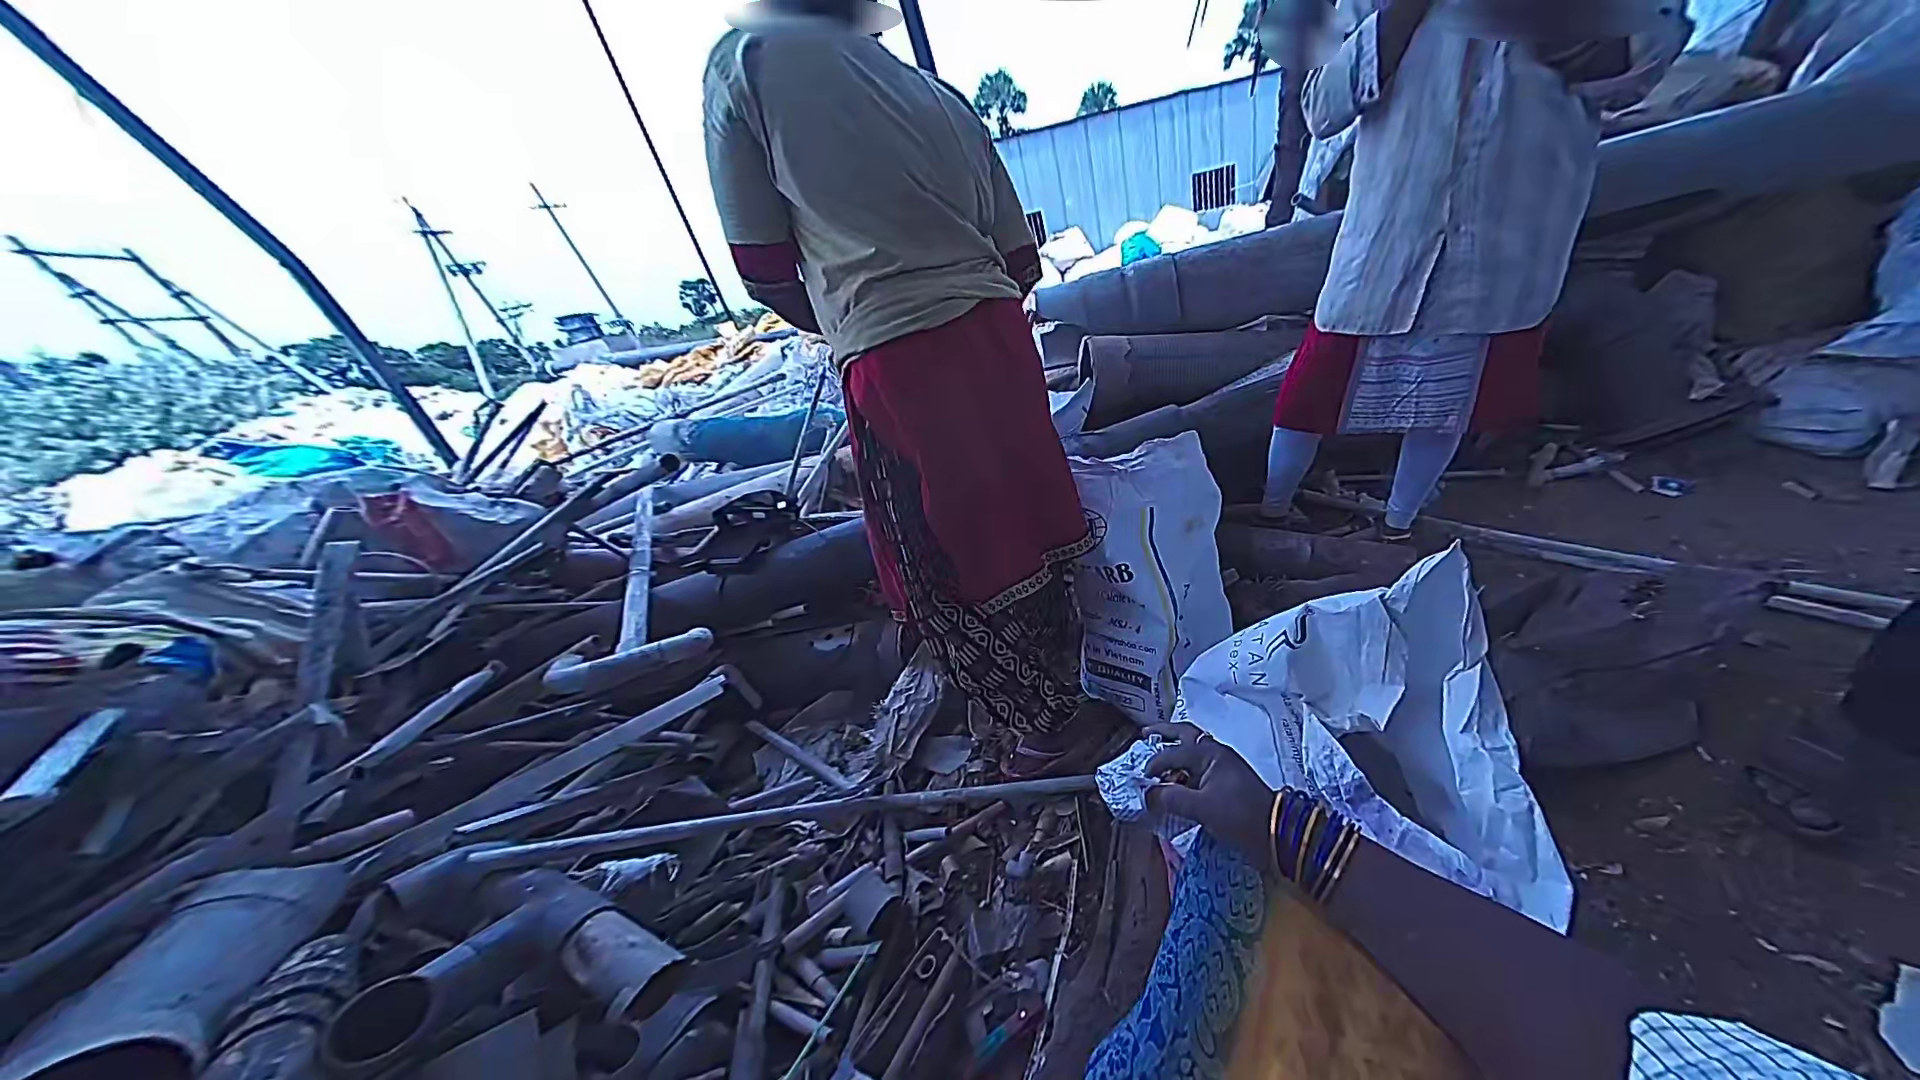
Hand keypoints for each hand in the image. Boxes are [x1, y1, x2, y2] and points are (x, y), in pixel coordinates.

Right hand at [1143, 723, 1278, 872]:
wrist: (1278, 835)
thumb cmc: (1240, 816)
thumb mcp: (1202, 808)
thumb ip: (1171, 798)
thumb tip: (1147, 794)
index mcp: (1209, 753)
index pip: (1172, 752)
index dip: (1153, 764)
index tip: (1141, 779)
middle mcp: (1215, 753)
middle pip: (1185, 734)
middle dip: (1164, 733)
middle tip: (1145, 734)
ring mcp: (1222, 767)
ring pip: (1192, 750)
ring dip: (1174, 752)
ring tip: (1157, 760)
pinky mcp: (1225, 783)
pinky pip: (1198, 769)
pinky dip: (1183, 771)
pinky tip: (1174, 782)